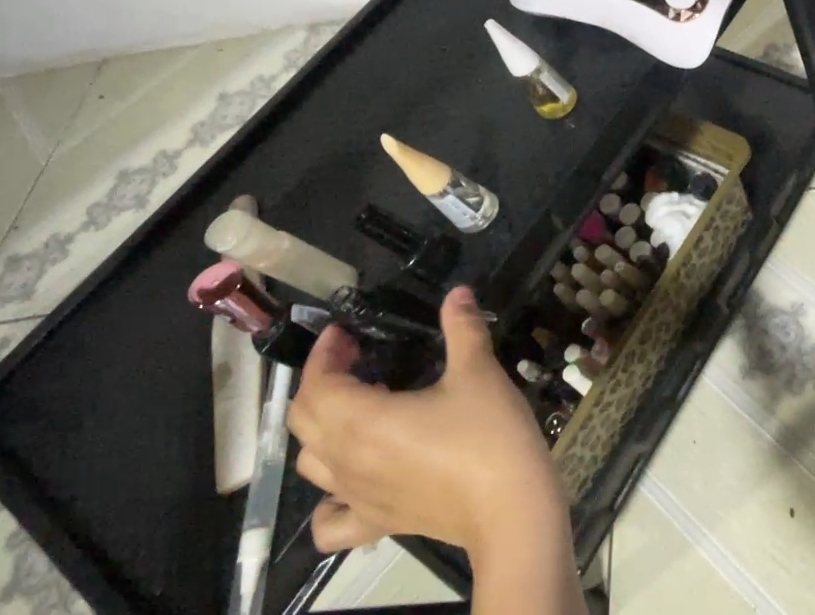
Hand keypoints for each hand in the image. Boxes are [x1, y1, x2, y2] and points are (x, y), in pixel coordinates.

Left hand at [288, 288, 563, 554]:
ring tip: (360, 408)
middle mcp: (346, 460)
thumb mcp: (479, 371)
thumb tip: (458, 292)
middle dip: (321, 383)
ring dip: (323, 429)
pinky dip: (328, 500)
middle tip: (357, 360)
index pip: (318, 384)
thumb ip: (463, 329)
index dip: (325, 354)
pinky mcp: (375, 522)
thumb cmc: (490, 434)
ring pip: (311, 462)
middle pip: (304, 420)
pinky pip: (330, 521)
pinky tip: (353, 480)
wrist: (510, 505)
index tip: (346, 333)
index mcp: (362, 420)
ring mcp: (356, 496)